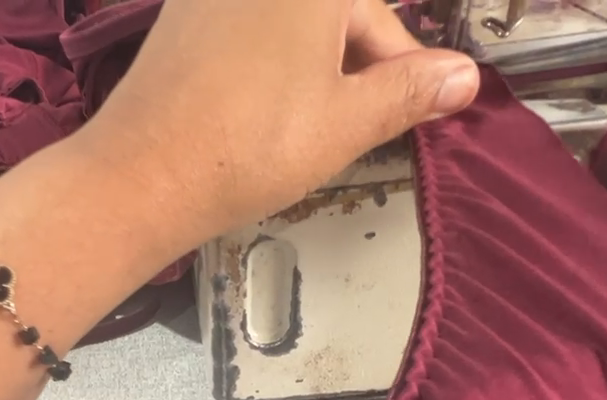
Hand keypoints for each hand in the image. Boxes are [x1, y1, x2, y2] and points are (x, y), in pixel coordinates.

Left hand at [71, 0, 477, 248]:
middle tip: (353, 133)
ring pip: (289, 28)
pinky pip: (245, 34)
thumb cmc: (251, 146)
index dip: (401, 70)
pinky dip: (267, 69)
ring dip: (311, 73)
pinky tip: (259, 117)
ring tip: (303, 133)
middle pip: (334, 15)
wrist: (143, 176)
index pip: (378, 18)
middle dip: (354, 70)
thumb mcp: (345, 124)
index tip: (413, 111)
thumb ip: (407, 93)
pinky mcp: (179, 20)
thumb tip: (463, 76)